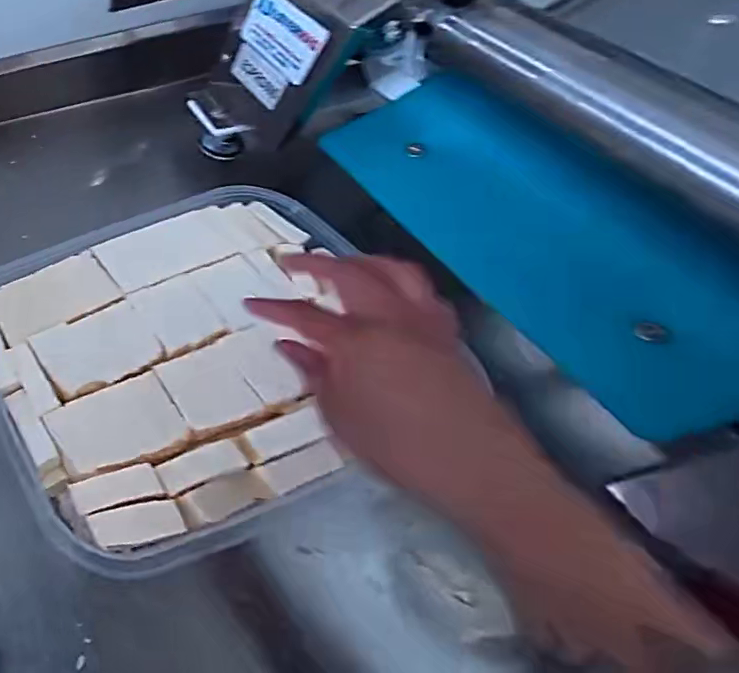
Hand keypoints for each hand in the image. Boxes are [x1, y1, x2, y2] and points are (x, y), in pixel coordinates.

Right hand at [243, 254, 548, 524]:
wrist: (486, 476)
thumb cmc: (400, 449)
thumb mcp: (339, 415)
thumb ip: (315, 373)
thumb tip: (294, 348)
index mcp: (355, 340)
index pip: (303, 314)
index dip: (273, 308)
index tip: (252, 305)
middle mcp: (391, 323)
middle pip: (349, 273)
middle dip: (315, 262)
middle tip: (292, 263)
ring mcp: (426, 329)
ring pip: (396, 272)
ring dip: (363, 262)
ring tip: (344, 265)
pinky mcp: (451, 342)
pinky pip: (424, 296)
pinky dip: (399, 286)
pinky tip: (390, 298)